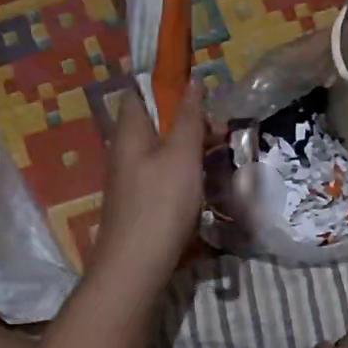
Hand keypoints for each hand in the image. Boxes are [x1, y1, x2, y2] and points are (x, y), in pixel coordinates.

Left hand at [92, 84, 206, 283]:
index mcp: (129, 132)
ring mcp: (131, 181)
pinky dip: (186, 177)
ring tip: (222, 159)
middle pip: (156, 124)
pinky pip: (165, 179)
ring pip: (164, 154)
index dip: (167, 86)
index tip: (200, 92)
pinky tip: (207, 188)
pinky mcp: (141, 206)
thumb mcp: (181, 155)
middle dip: (189, 123)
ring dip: (192, 152)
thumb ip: (188, 118)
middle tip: (223, 132)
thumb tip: (192, 82)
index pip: (140, 92)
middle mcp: (125, 152)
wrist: (136, 265)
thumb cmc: (160, 204)